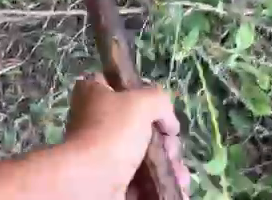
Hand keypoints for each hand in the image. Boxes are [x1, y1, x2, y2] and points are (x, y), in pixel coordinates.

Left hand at [59, 75, 189, 199]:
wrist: (92, 181)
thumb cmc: (112, 132)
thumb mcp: (140, 103)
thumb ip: (159, 101)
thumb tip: (169, 122)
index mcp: (93, 92)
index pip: (119, 84)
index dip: (143, 95)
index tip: (162, 112)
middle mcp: (95, 119)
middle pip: (139, 124)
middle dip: (164, 139)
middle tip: (171, 149)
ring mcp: (103, 151)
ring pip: (144, 154)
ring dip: (168, 164)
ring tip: (179, 175)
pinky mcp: (112, 179)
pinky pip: (142, 180)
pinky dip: (161, 183)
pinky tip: (178, 187)